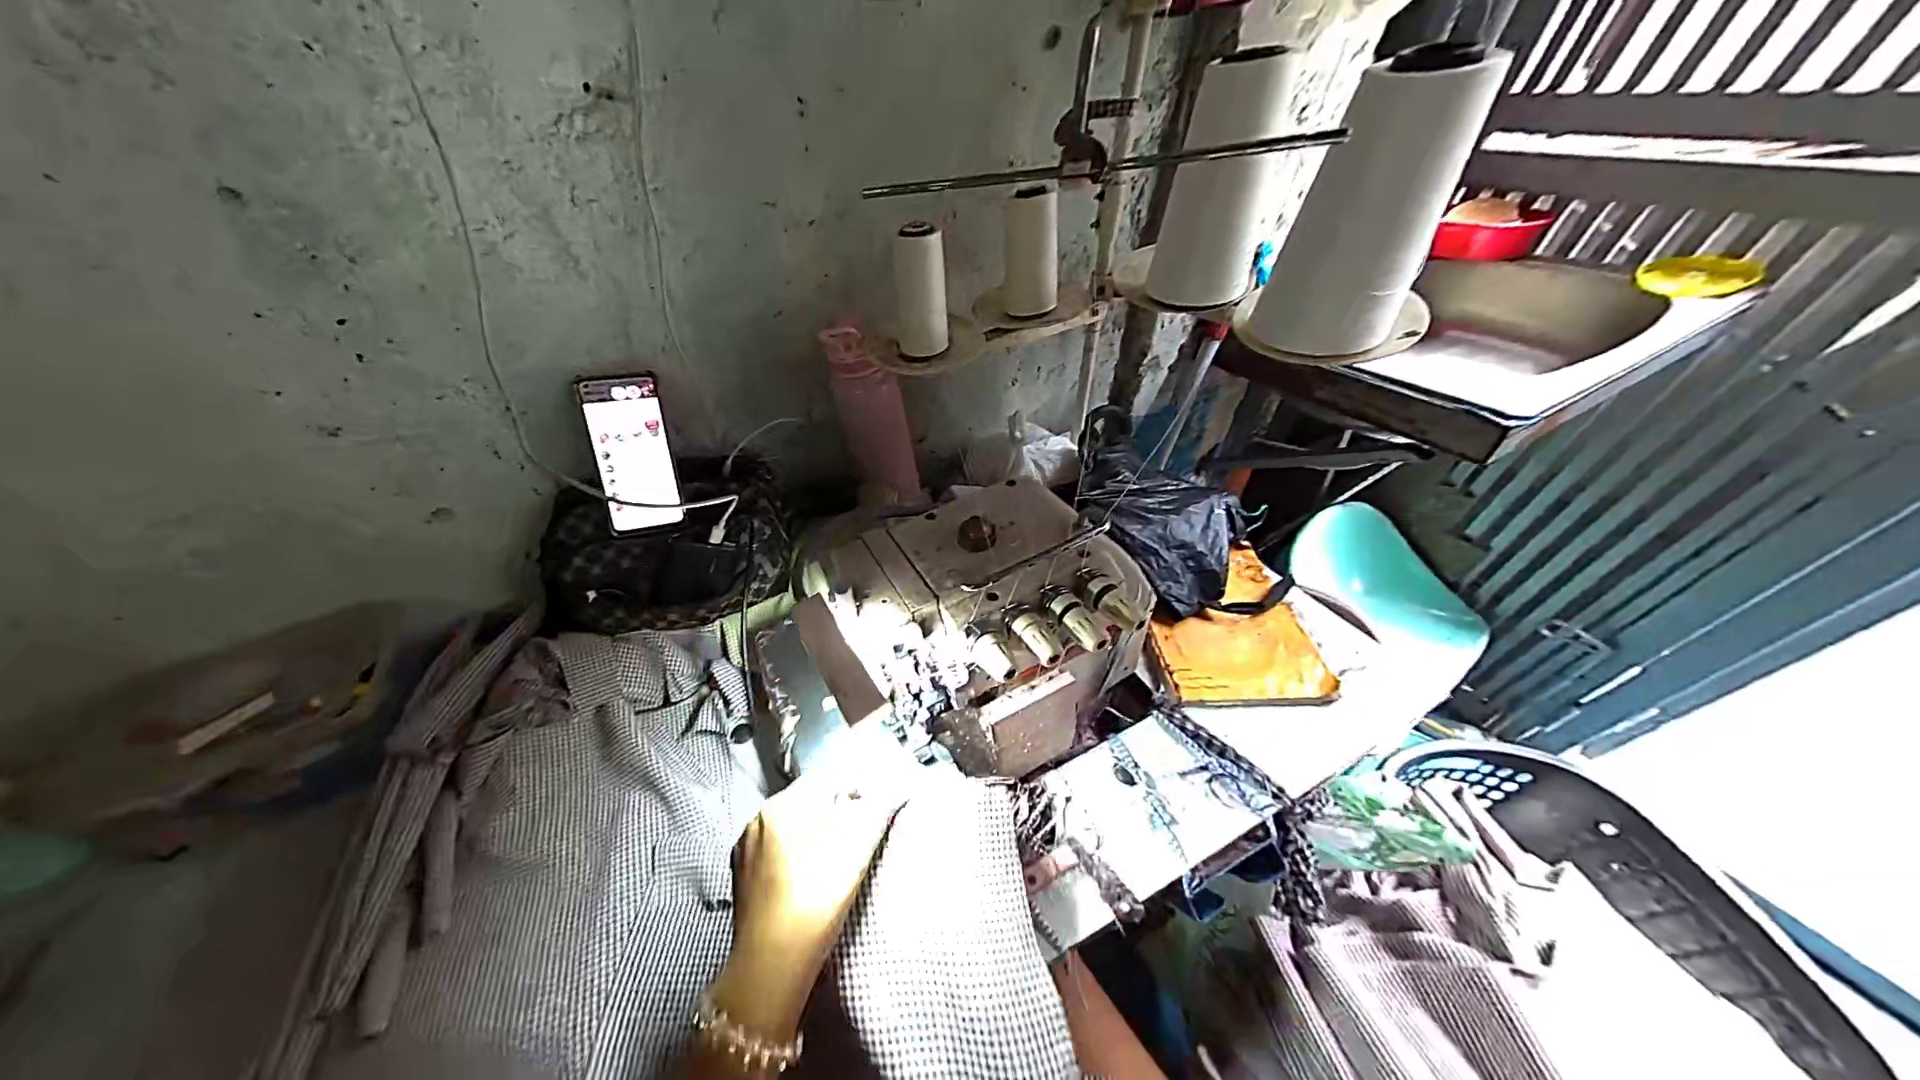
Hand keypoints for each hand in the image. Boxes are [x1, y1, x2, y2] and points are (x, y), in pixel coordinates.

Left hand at [708, 724, 915, 1036]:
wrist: (773, 964)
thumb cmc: (817, 897)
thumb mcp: (858, 846)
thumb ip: (878, 807)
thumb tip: (896, 787)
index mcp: (782, 804)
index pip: (825, 778)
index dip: (854, 788)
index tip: (874, 806)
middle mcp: (757, 820)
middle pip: (807, 803)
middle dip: (834, 813)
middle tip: (859, 836)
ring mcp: (745, 852)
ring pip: (790, 830)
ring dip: (813, 836)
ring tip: (836, 861)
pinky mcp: (742, 882)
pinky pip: (775, 856)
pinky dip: (794, 860)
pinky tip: (810, 882)